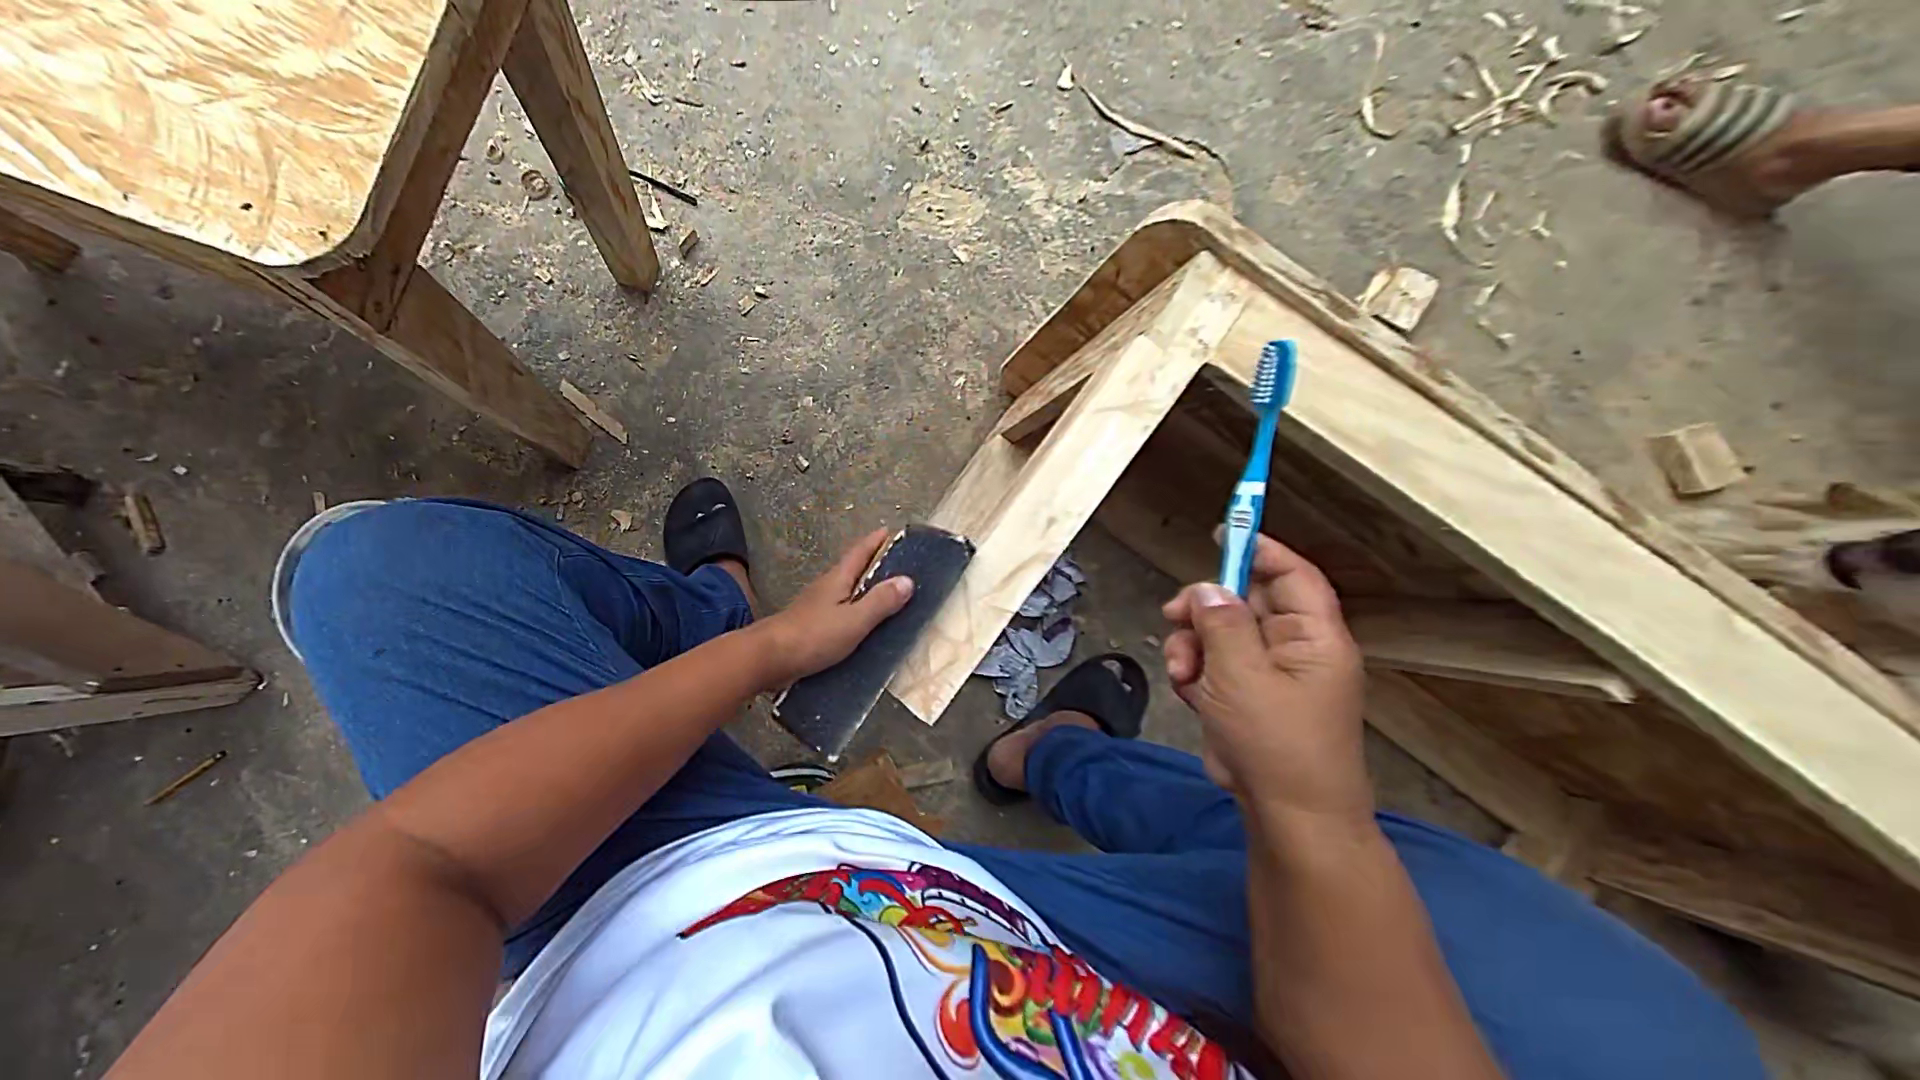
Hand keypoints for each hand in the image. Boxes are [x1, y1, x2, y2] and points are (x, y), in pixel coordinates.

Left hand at [751, 527, 914, 689]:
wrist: (767, 659)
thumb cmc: (813, 635)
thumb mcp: (854, 620)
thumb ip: (880, 601)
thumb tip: (907, 580)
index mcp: (838, 579)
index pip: (860, 552)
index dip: (875, 541)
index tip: (890, 531)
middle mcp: (826, 587)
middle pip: (853, 569)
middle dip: (873, 563)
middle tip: (897, 563)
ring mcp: (816, 607)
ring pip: (845, 590)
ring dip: (864, 588)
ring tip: (885, 594)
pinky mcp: (811, 626)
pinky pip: (840, 610)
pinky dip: (855, 610)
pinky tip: (861, 623)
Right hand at [1162, 533, 1369, 821]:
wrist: (1287, 816)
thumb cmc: (1275, 743)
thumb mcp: (1242, 676)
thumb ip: (1222, 624)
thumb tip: (1208, 589)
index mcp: (1313, 637)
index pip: (1291, 575)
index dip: (1260, 549)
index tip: (1223, 534)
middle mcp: (1294, 649)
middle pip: (1245, 603)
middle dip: (1205, 609)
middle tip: (1173, 616)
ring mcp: (1269, 674)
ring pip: (1220, 634)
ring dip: (1192, 646)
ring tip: (1181, 672)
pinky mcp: (1246, 696)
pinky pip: (1214, 665)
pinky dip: (1195, 672)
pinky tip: (1187, 691)